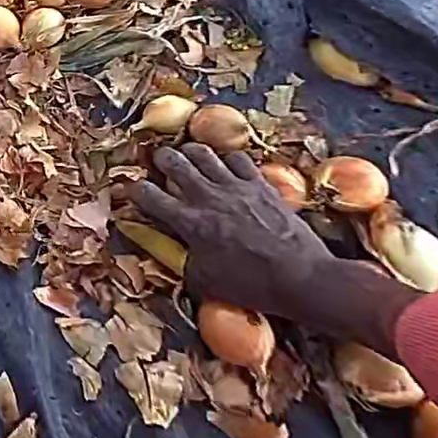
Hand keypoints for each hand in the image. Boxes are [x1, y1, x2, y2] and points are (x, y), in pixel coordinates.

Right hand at [123, 144, 421, 355]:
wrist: (304, 279)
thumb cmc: (251, 286)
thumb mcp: (205, 281)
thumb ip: (181, 260)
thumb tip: (170, 250)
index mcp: (189, 221)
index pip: (147, 194)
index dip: (133, 189)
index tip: (132, 191)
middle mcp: (206, 196)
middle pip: (172, 160)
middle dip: (160, 160)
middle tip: (162, 166)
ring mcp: (234, 186)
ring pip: (202, 151)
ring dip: (191, 153)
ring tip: (190, 160)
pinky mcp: (259, 183)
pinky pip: (236, 158)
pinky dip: (227, 161)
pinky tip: (227, 170)